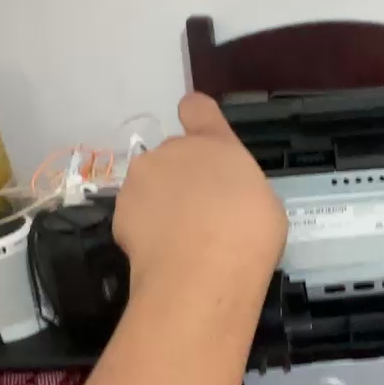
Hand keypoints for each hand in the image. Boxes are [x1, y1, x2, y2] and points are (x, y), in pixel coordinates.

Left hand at [114, 94, 285, 298]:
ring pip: (151, 184)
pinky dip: (146, 229)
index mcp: (214, 144)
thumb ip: (238, 189)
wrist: (201, 276)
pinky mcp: (119, 211)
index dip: (197, 117)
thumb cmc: (249, 237)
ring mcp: (140, 180)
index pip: (197, 107)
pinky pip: (136, 215)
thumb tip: (225, 200)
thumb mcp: (264, 206)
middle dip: (183, 176)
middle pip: (174, 153)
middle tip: (202, 213)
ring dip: (162, 202)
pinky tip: (163, 254)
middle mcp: (172, 151)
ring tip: (181, 239)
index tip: (200, 134)